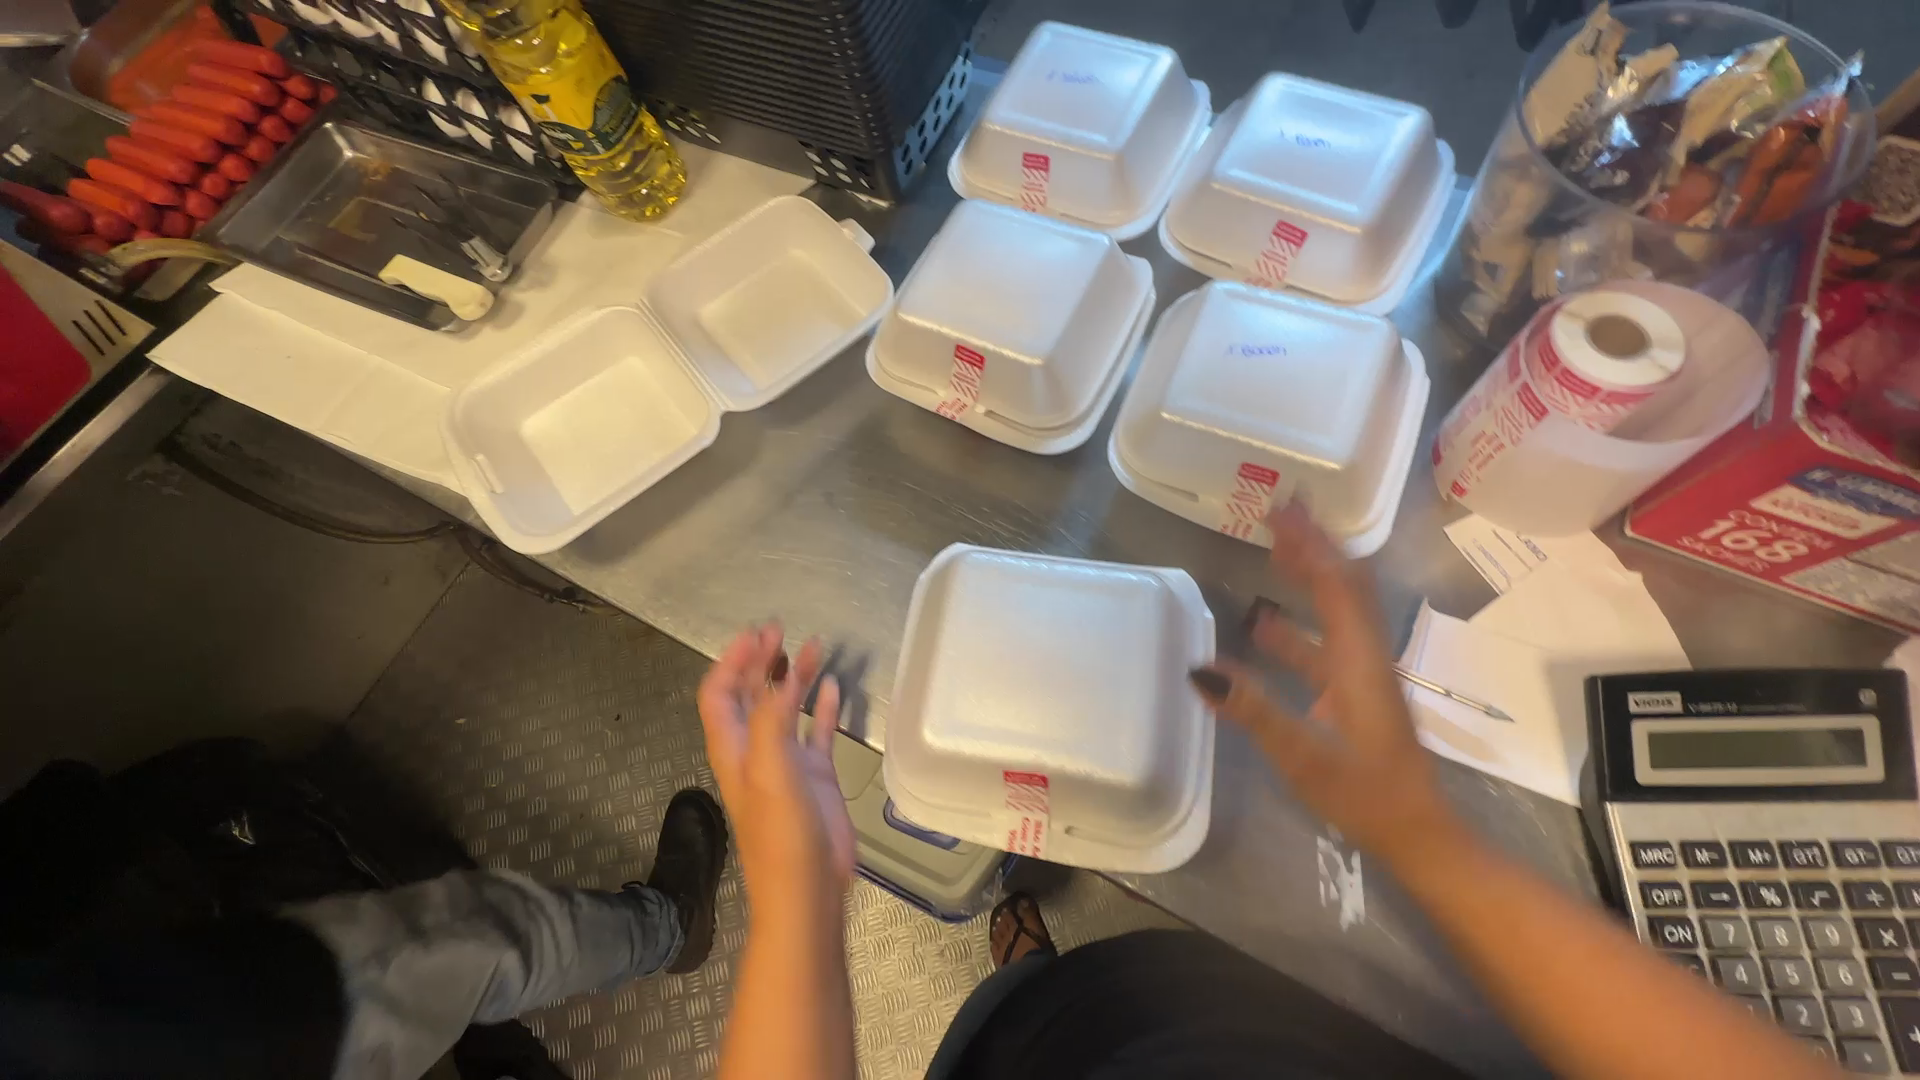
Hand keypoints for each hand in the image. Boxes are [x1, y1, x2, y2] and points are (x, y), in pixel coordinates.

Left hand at [697, 623, 856, 899]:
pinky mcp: (815, 775)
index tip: (757, 633)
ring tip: (813, 645)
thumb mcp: (770, 772)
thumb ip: (771, 721)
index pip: (719, 692)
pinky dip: (823, 706)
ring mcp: (786, 761)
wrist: (809, 889)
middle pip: (749, 694)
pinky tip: (833, 685)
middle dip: (761, 660)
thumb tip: (781, 676)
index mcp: (733, 747)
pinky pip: (817, 731)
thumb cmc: (782, 834)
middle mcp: (755, 749)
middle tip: (781, 630)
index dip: (732, 661)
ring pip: (786, 707)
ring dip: (793, 676)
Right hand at [1189, 503, 1463, 868]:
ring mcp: (1361, 673)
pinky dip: (1298, 620)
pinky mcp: (1355, 691)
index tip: (1281, 510)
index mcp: (1358, 662)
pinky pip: (1325, 638)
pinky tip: (1263, 624)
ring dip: (1308, 576)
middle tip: (1279, 514)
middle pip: (1343, 585)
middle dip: (1313, 546)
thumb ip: (1252, 710)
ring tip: (1273, 551)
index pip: (1335, 586)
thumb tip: (1200, 668)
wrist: (1419, 832)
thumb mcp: (1303, 755)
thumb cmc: (1365, 794)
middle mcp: (1365, 655)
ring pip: (1336, 609)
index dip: (1309, 545)